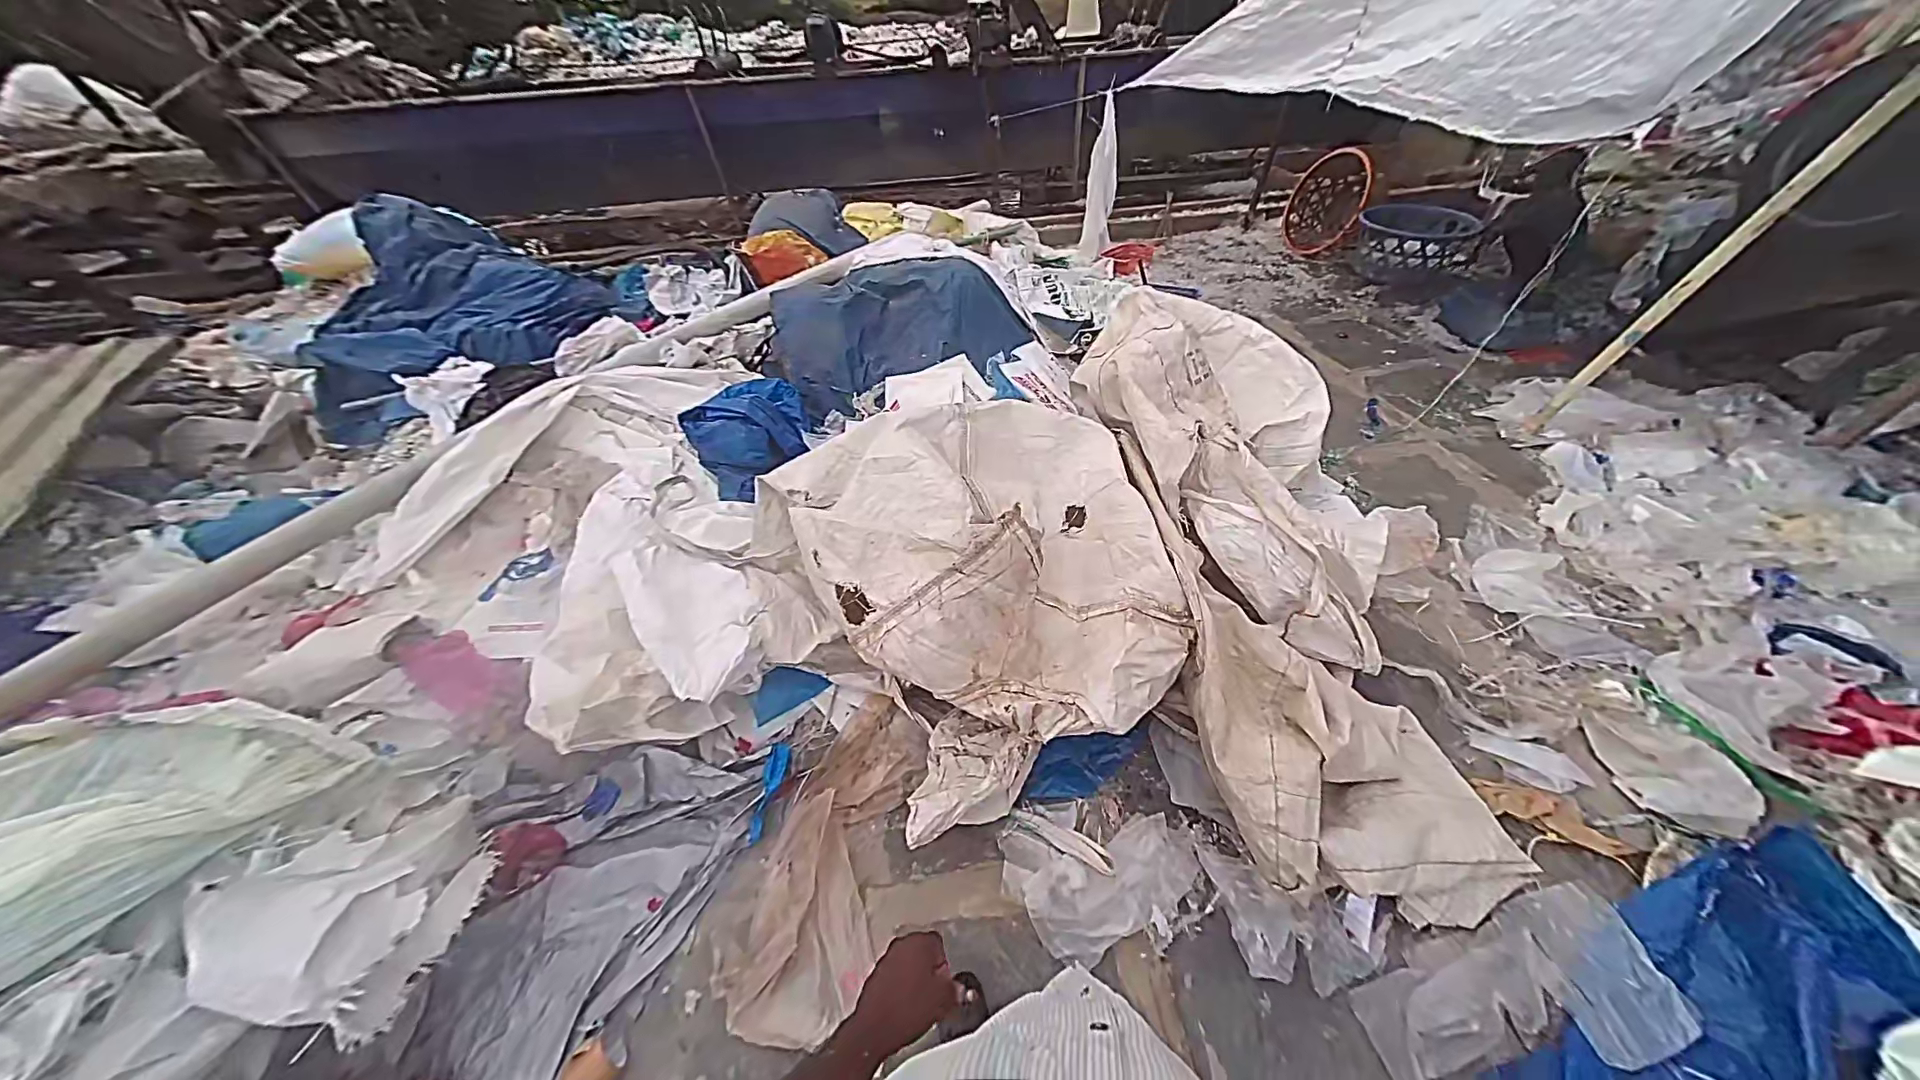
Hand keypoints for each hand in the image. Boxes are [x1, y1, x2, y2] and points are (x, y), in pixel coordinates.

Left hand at [840, 932, 962, 1058]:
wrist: (875, 1029)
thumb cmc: (908, 1009)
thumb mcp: (944, 1000)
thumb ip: (955, 988)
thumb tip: (958, 988)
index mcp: (920, 942)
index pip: (939, 943)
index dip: (945, 964)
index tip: (946, 981)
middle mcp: (901, 944)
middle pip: (922, 951)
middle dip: (930, 969)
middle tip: (935, 991)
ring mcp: (886, 958)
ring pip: (907, 963)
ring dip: (914, 977)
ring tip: (920, 1001)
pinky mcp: (875, 975)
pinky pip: (894, 975)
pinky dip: (900, 986)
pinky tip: (904, 1005)